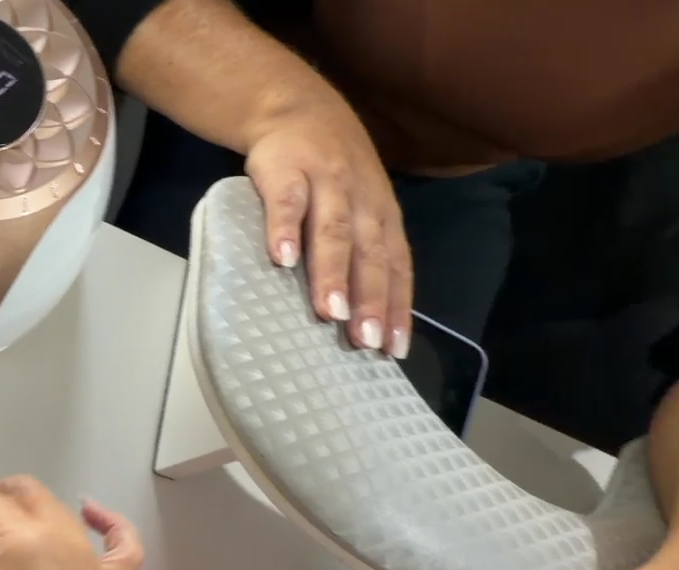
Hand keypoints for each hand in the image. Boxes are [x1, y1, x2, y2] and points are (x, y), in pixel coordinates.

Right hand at [242, 93, 412, 359]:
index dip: (396, 306)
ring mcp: (325, 185)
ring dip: (332, 274)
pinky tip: (281, 259)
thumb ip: (355, 249)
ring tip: (328, 313)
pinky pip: (287, 204)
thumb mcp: (352, 206)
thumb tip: (353, 310)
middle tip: (364, 341)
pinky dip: (285, 230)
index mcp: (380, 216)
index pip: (395, 266)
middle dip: (370, 299)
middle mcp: (362, 202)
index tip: (391, 349)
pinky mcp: (286, 174)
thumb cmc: (326, 170)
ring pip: (334, 233)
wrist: (297, 110)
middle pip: (370, 255)